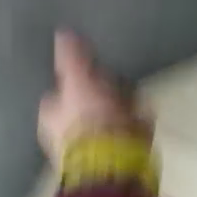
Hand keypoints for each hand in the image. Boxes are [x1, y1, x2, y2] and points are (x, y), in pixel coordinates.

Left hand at [38, 31, 147, 159]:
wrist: (112, 163)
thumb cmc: (88, 121)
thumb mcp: (78, 81)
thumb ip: (71, 58)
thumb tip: (62, 32)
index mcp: (51, 119)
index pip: (61, 93)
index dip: (78, 80)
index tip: (95, 72)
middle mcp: (67, 136)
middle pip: (85, 108)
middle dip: (101, 97)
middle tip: (118, 84)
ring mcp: (92, 150)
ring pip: (107, 123)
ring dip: (122, 111)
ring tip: (137, 100)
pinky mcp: (115, 159)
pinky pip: (126, 136)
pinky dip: (136, 127)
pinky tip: (145, 118)